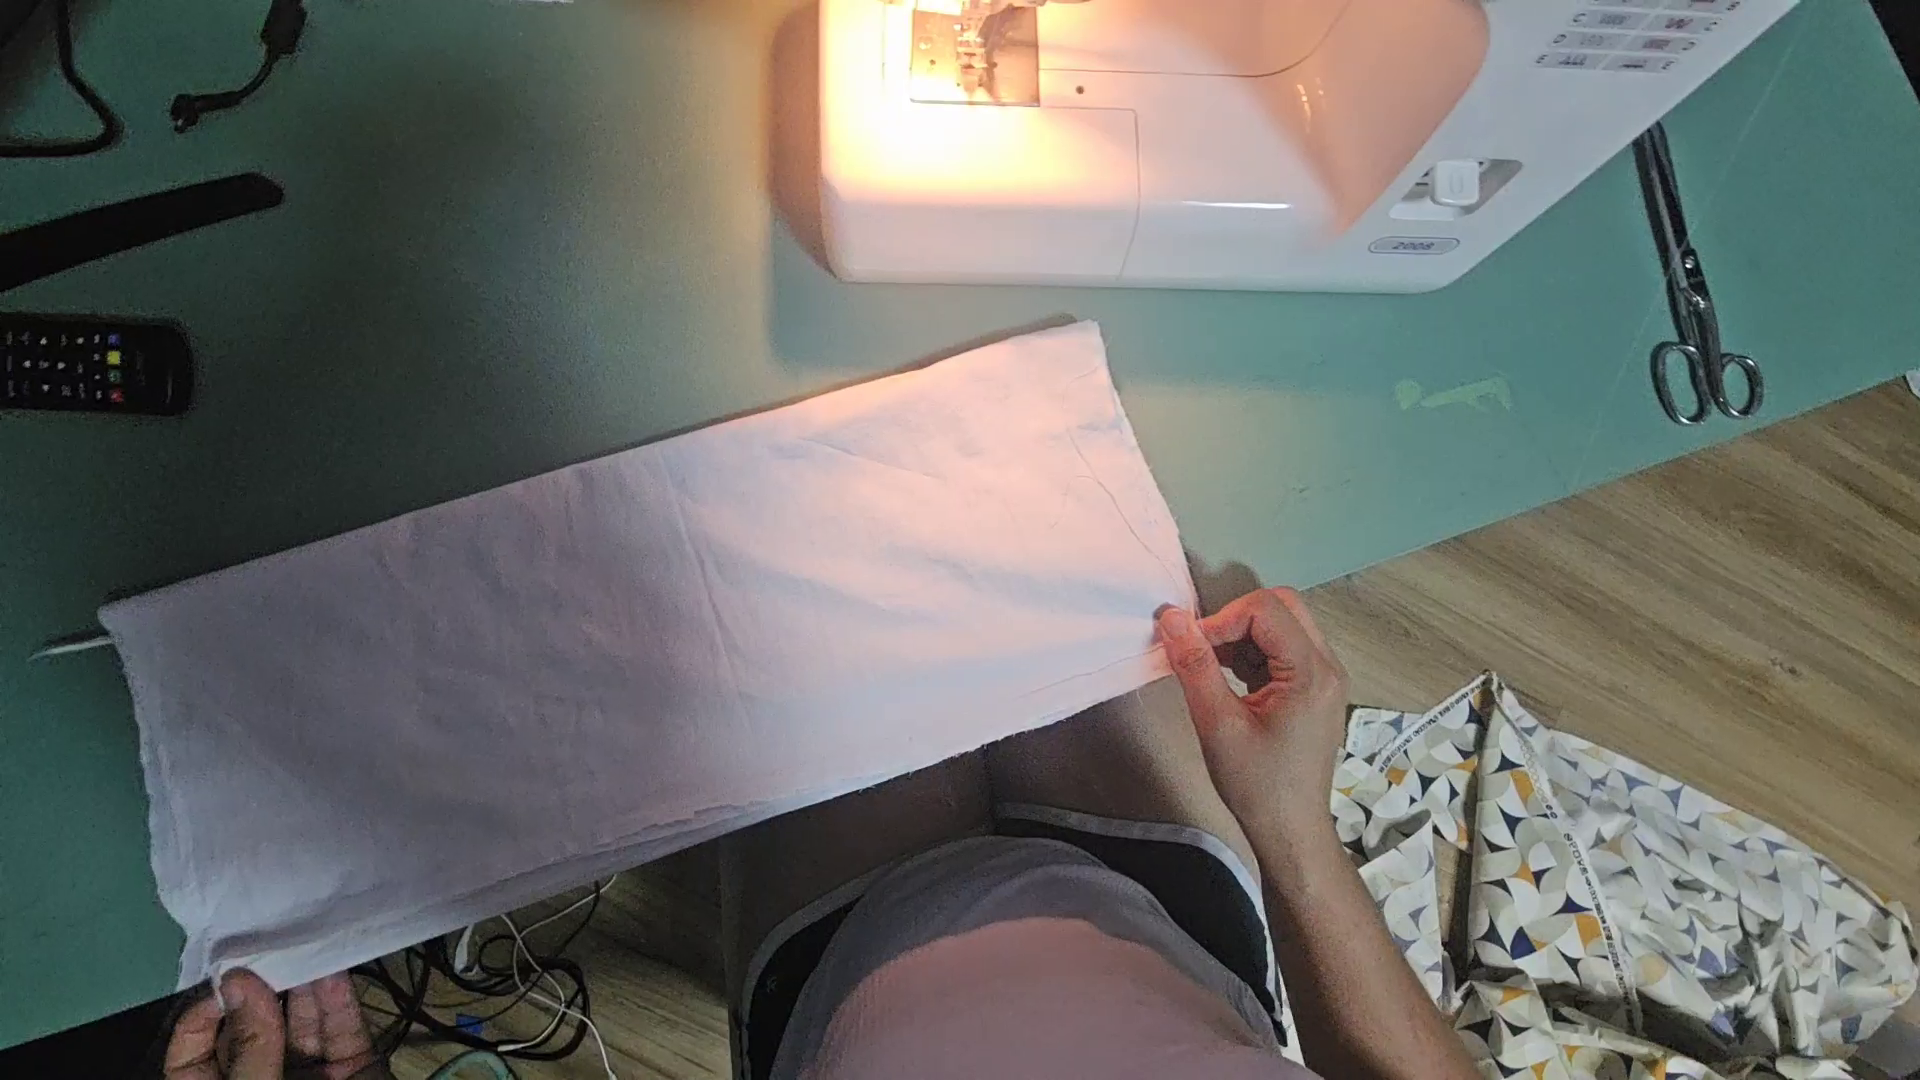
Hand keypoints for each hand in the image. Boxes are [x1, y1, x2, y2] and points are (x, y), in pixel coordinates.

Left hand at [164, 970, 390, 1079]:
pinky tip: (336, 974)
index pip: (194, 1057)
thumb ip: (250, 1049)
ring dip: (307, 989)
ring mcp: (310, 1076)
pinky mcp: (354, 1066)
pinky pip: (345, 1031)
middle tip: (275, 953)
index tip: (227, 982)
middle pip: (256, 1033)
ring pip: (304, 1025)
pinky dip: (341, 1002)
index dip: (203, 1019)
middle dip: (265, 994)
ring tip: (310, 954)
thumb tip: (239, 982)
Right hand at [1156, 587, 1348, 846]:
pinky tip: (1225, 677)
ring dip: (1240, 634)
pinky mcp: (1311, 688)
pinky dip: (1249, 650)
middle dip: (1233, 618)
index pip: (1265, 609)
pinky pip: (1280, 647)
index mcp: (1311, 673)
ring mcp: (1323, 677)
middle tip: (1202, 648)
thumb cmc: (1256, 785)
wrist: (1289, 831)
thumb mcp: (1217, 723)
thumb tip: (1170, 618)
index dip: (1220, 619)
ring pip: (1280, 623)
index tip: (1191, 647)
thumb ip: (1194, 665)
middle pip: (1281, 606)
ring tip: (1210, 666)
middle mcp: (1326, 667)